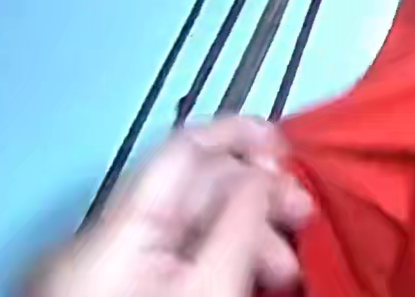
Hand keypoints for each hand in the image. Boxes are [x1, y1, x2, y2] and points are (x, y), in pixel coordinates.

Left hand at [29, 117, 313, 296]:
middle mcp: (110, 239)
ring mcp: (114, 270)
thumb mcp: (214, 283)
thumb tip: (269, 168)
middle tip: (304, 215)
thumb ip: (245, 213)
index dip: (243, 133)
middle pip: (200, 185)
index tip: (289, 152)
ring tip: (288, 268)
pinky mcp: (125, 293)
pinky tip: (261, 277)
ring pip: (200, 220)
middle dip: (261, 193)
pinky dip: (229, 254)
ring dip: (253, 230)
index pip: (185, 146)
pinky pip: (187, 253)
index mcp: (117, 231)